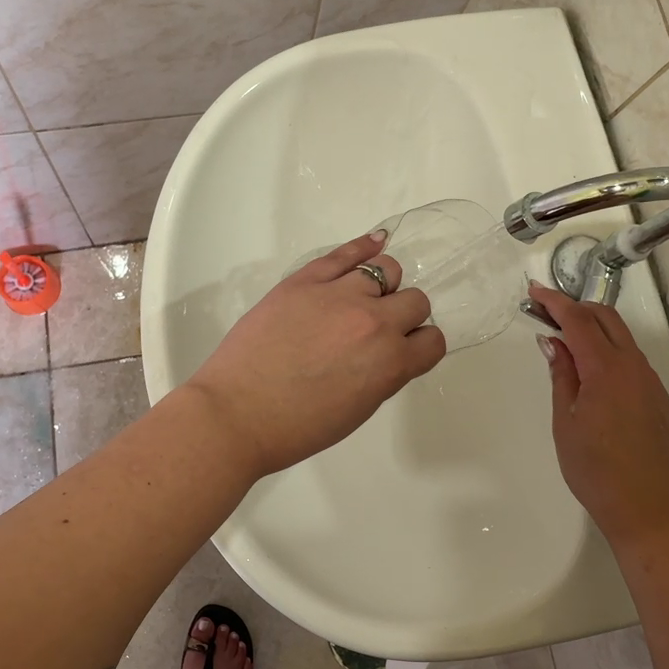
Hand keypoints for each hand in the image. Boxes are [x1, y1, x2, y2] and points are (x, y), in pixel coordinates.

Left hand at [185, 232, 446, 476]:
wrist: (236, 413)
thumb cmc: (297, 427)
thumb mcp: (357, 409)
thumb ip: (383, 374)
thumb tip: (388, 352)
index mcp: (390, 363)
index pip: (432, 341)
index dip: (419, 346)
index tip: (403, 350)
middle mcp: (374, 322)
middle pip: (414, 301)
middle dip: (403, 315)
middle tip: (376, 330)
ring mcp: (338, 295)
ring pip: (386, 269)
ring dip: (383, 285)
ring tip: (361, 299)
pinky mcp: (305, 280)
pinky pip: (345, 253)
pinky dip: (365, 245)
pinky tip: (376, 241)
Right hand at [531, 282, 668, 548]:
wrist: (651, 511)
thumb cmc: (596, 471)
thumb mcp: (566, 422)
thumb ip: (562, 375)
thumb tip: (553, 341)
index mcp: (607, 370)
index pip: (579, 321)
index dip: (555, 302)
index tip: (533, 290)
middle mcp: (634, 366)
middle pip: (606, 318)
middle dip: (575, 307)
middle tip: (545, 311)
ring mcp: (650, 381)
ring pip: (621, 336)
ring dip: (593, 327)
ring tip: (563, 337)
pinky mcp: (657, 397)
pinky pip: (630, 358)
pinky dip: (607, 348)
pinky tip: (588, 367)